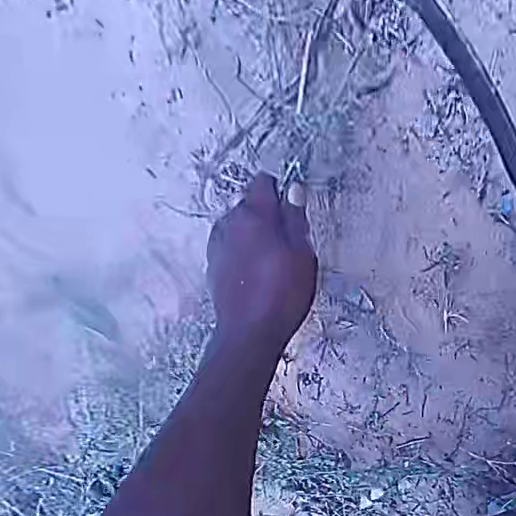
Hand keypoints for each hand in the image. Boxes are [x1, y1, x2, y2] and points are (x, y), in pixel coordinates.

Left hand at [207, 174, 316, 354]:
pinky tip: (255, 275)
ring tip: (270, 262)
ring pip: (238, 227)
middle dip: (266, 216)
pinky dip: (241, 253)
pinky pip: (230, 248)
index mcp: (255, 215)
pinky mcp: (213, 266)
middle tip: (286, 243)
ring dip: (252, 235)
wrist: (249, 332)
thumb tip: (294, 190)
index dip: (279, 192)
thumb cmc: (282, 294)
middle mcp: (230, 223)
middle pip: (249, 205)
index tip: (291, 210)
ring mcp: (218, 245)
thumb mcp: (302, 255)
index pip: (263, 182)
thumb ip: (296, 219)